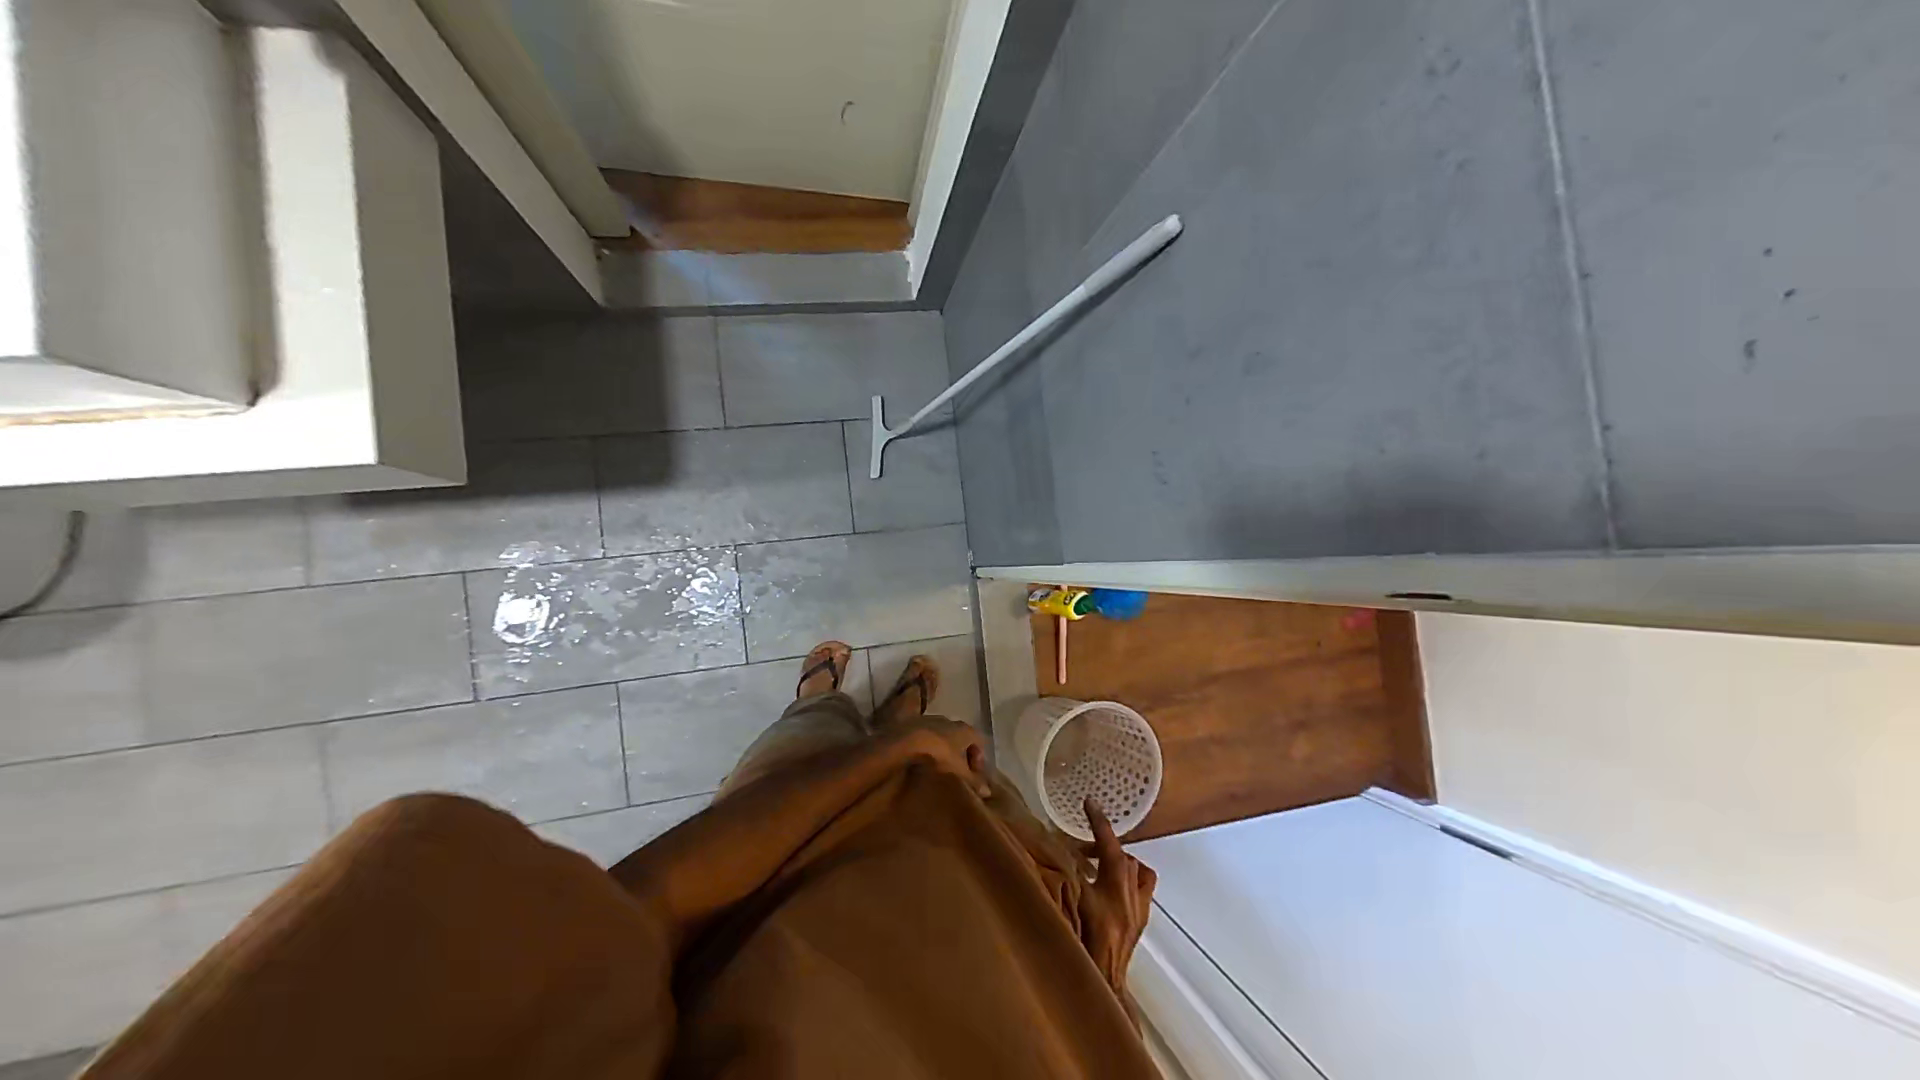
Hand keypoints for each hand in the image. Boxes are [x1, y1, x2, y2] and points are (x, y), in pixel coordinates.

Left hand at [884, 717, 990, 797]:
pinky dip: (923, 743)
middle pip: (959, 735)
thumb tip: (987, 792)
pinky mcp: (910, 721)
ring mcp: (929, 719)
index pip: (978, 739)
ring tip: (936, 765)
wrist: (905, 742)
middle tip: (956, 770)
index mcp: (964, 730)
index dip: (978, 756)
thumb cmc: (938, 755)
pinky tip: (918, 756)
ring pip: (940, 733)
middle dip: (960, 751)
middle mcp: (949, 721)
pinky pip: (922, 732)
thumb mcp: (958, 771)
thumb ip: (973, 781)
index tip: (974, 773)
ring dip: (941, 747)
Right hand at [1075, 798, 1157, 995]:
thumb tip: (1049, 848)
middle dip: (1105, 845)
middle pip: (1124, 857)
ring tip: (1099, 866)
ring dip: (1120, 863)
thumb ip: (1063, 873)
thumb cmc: (1083, 944)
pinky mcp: (1139, 925)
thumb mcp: (1069, 902)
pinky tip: (1109, 892)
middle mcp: (1131, 894)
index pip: (1107, 843)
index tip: (1089, 802)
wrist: (1102, 987)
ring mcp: (1138, 910)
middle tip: (1082, 846)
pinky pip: (1140, 892)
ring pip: (1138, 873)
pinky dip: (1127, 883)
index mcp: (1114, 884)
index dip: (1098, 820)